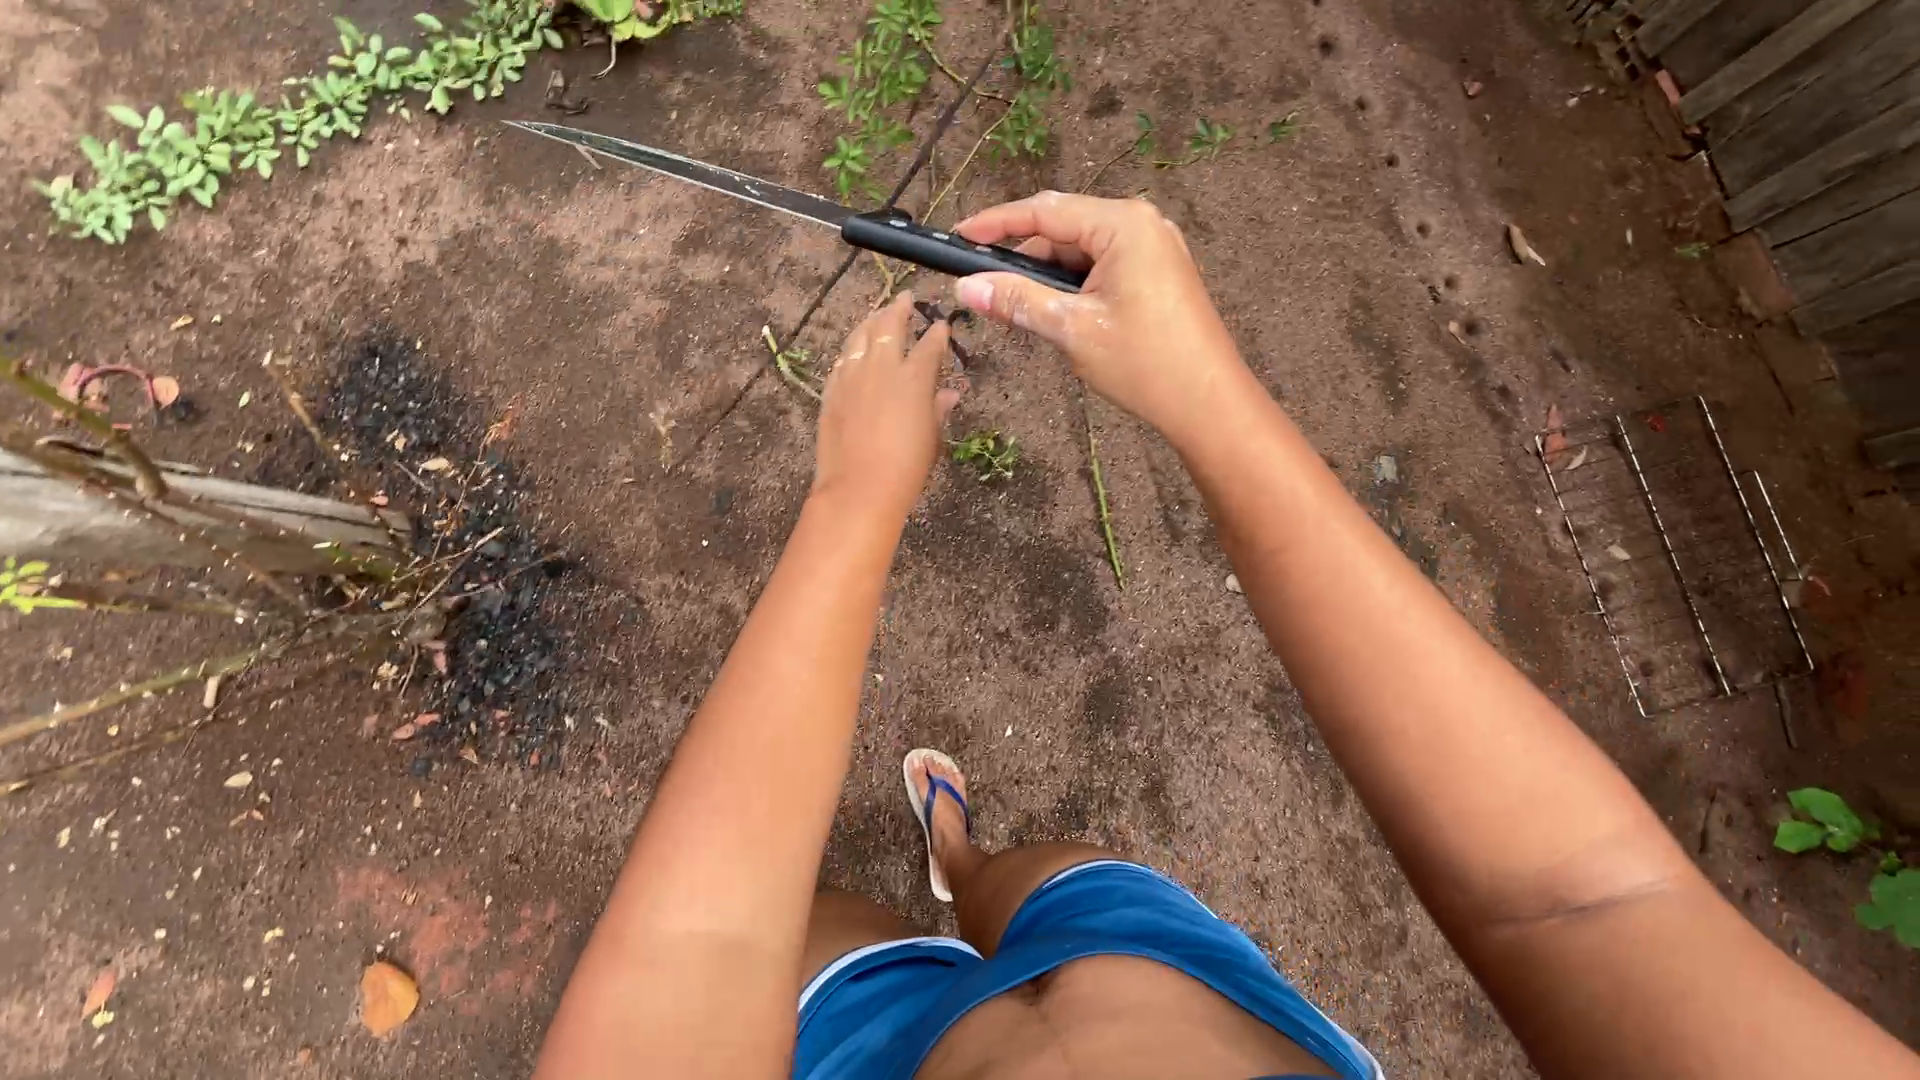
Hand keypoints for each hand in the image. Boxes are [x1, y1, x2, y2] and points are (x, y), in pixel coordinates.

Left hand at [812, 291, 960, 518]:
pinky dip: (851, 349)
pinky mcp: (831, 391)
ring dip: (870, 320)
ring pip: (859, 335)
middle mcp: (882, 368)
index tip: (942, 327)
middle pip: (889, 325)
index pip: (930, 344)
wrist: (858, 489)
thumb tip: (949, 393)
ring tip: (877, 314)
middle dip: (899, 308)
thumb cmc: (906, 470)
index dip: (938, 334)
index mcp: (914, 378)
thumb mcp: (932, 439)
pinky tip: (853, 350)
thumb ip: (938, 409)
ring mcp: (851, 377)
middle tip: (905, 298)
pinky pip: (842, 360)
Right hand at [951, 192, 1249, 443]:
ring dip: (1047, 278)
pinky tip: (1055, 314)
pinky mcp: (1157, 273)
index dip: (996, 222)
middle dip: (1022, 258)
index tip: (960, 236)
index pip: (1045, 210)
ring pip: (1081, 252)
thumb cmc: (1146, 364)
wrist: (1208, 403)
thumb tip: (967, 287)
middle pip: (1063, 229)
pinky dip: (1074, 286)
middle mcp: (1142, 224)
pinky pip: (1102, 267)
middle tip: (984, 289)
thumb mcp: (1072, 330)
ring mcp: (1154, 248)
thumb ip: (1018, 301)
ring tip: (1018, 312)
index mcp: (1124, 224)